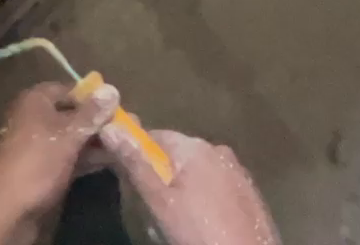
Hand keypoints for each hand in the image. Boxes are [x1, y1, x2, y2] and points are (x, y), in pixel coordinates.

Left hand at [0, 81, 119, 244]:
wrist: (8, 211)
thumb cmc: (37, 162)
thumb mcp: (67, 135)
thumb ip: (91, 114)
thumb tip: (112, 88)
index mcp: (36, 100)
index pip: (70, 89)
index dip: (94, 97)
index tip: (120, 106)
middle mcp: (36, 117)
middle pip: (73, 114)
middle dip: (100, 122)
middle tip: (130, 127)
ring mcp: (40, 145)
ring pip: (73, 137)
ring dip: (97, 141)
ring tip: (127, 145)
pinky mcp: (44, 169)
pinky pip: (70, 156)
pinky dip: (88, 158)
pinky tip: (112, 161)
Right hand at [101, 125, 280, 244]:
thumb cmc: (200, 234)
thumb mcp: (161, 204)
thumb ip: (135, 164)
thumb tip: (109, 126)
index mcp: (194, 146)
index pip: (154, 137)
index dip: (137, 155)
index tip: (129, 180)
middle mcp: (217, 149)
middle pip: (177, 155)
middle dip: (162, 176)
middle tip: (154, 209)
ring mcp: (237, 171)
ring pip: (198, 172)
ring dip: (185, 188)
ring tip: (178, 221)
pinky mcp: (250, 193)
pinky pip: (218, 186)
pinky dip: (207, 198)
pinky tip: (204, 224)